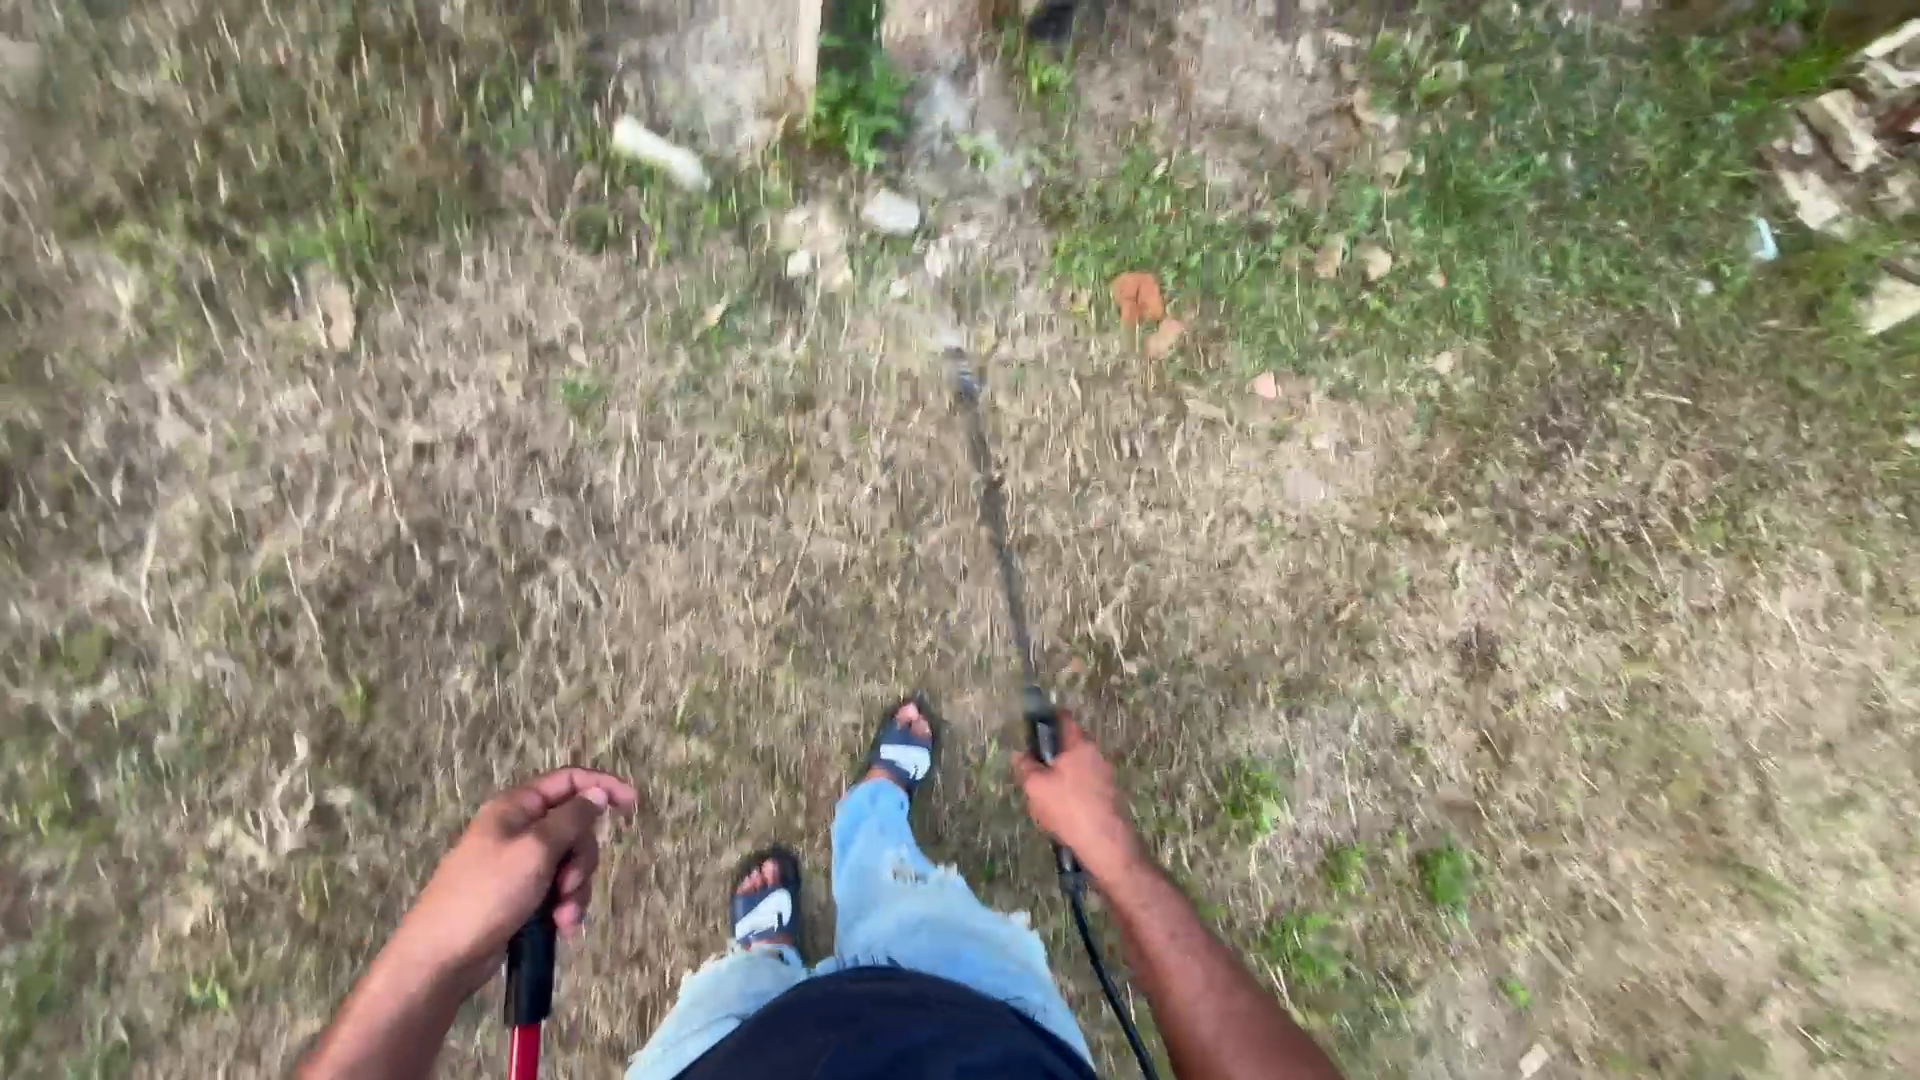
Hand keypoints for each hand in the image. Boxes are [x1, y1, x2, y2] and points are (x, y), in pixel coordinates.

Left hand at [392, 767, 637, 994]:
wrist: (439, 961)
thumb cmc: (486, 895)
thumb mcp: (536, 849)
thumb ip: (573, 817)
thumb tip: (596, 793)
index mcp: (516, 807)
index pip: (570, 780)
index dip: (603, 786)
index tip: (631, 805)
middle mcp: (519, 829)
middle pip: (576, 826)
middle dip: (583, 857)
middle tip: (571, 883)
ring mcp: (519, 863)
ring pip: (571, 860)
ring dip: (576, 887)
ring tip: (563, 916)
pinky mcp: (521, 894)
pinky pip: (558, 887)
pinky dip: (566, 905)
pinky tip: (561, 926)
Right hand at [1013, 713, 1146, 881]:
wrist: (1106, 844)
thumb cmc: (1068, 807)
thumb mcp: (1036, 786)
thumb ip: (1025, 767)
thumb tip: (1020, 754)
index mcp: (1079, 744)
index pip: (1063, 719)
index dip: (1046, 720)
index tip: (1032, 731)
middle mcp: (1096, 754)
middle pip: (1069, 746)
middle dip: (1051, 757)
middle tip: (1034, 773)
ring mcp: (1106, 776)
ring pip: (1077, 769)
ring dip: (1061, 778)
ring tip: (1046, 800)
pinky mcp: (1110, 797)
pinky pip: (1085, 788)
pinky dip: (1073, 794)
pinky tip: (1063, 814)